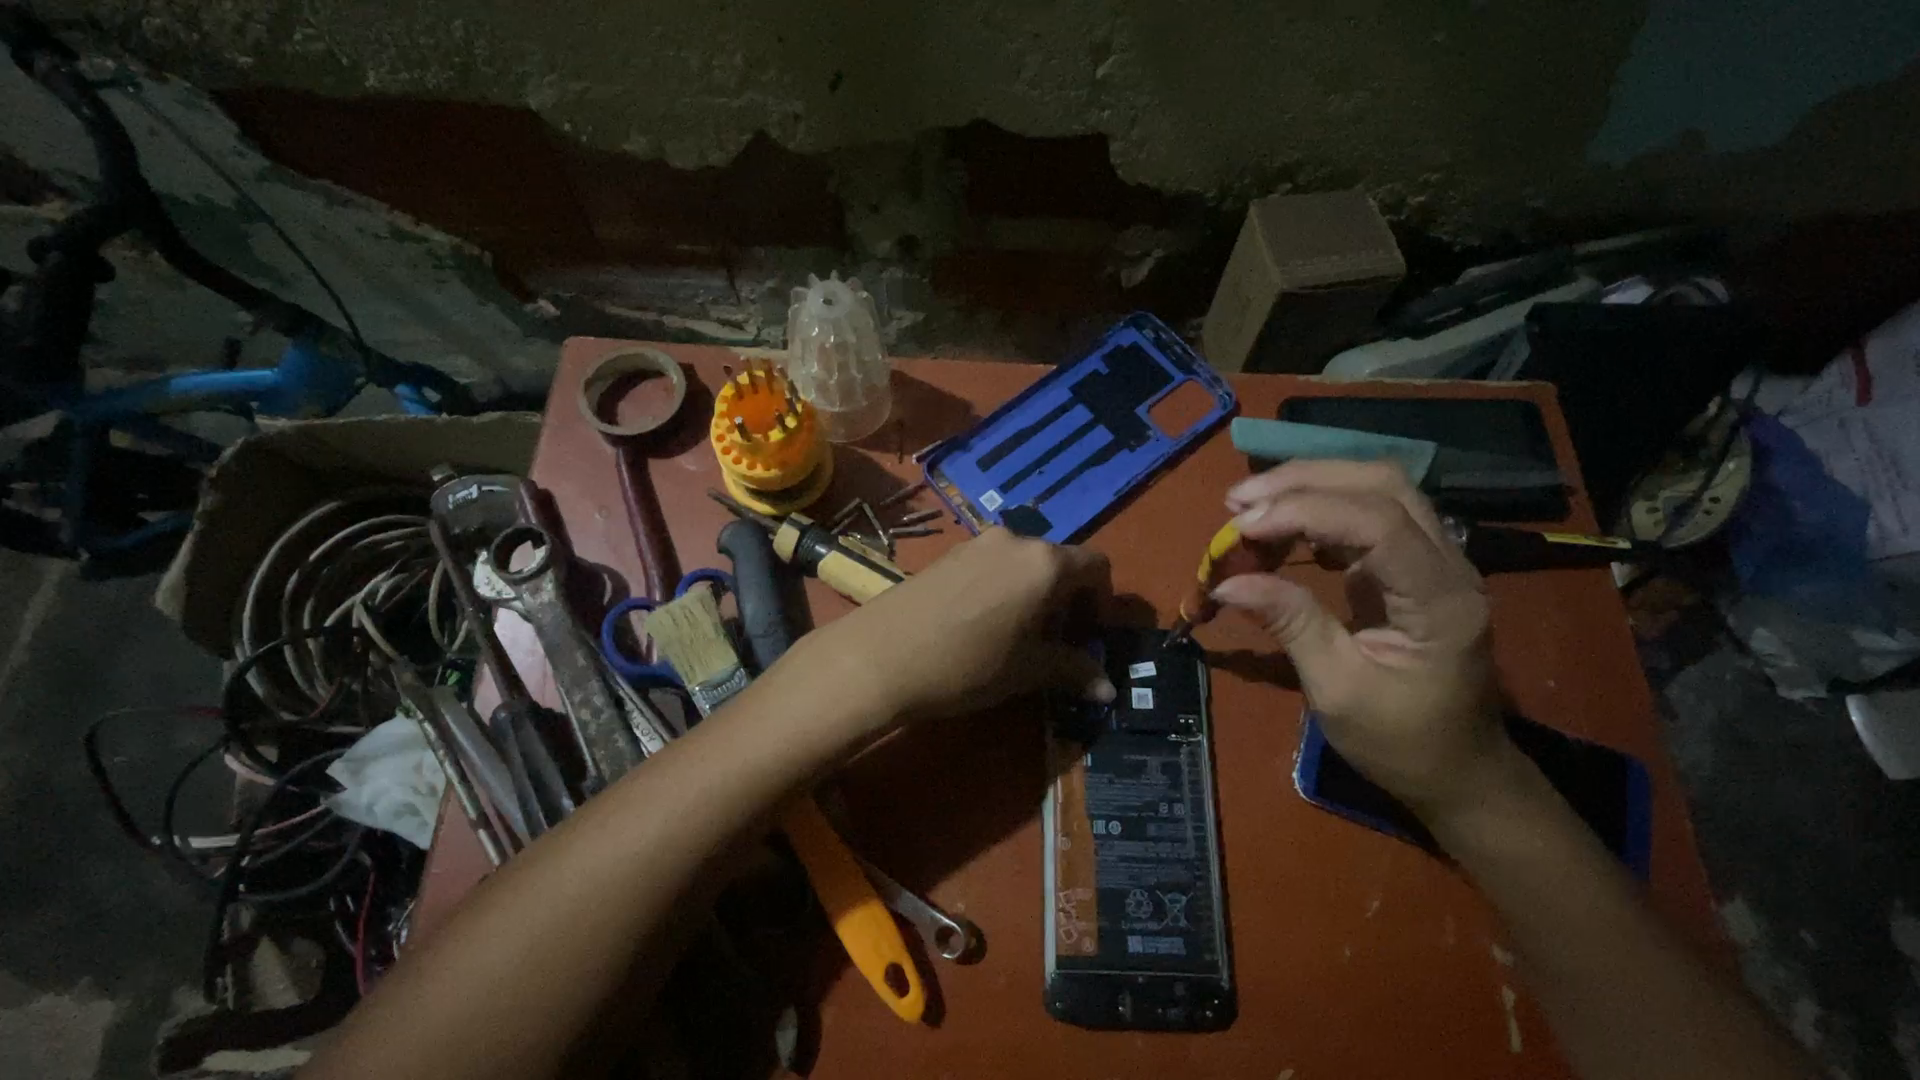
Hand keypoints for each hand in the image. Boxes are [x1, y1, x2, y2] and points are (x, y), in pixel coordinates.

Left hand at [799, 527, 1115, 725]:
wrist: (878, 656)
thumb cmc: (966, 664)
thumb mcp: (1027, 671)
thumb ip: (1073, 671)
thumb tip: (1108, 688)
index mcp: (1044, 563)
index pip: (1096, 566)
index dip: (1101, 602)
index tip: (1089, 637)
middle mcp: (1015, 540)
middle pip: (1058, 562)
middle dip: (1066, 601)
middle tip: (1055, 645)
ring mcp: (976, 543)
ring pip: (1023, 564)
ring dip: (1033, 595)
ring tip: (1016, 638)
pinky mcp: (947, 554)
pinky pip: (992, 565)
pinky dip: (1003, 589)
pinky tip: (980, 626)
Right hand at [1212, 461, 1509, 815]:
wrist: (1458, 771)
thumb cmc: (1400, 742)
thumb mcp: (1336, 690)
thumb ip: (1290, 623)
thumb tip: (1226, 583)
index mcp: (1439, 600)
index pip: (1378, 523)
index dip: (1305, 511)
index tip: (1241, 527)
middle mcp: (1449, 563)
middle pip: (1381, 485)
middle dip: (1303, 482)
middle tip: (1236, 504)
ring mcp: (1436, 559)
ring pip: (1377, 489)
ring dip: (1309, 487)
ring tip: (1248, 509)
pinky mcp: (1413, 565)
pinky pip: (1369, 515)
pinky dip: (1319, 510)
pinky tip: (1281, 529)